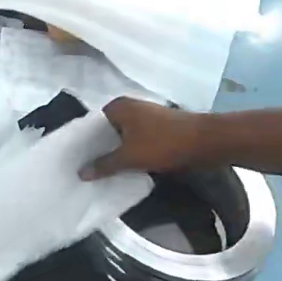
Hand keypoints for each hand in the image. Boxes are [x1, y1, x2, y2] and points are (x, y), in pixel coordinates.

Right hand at [83, 98, 209, 178]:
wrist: (206, 142)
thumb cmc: (163, 143)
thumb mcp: (129, 157)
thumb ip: (104, 165)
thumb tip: (80, 172)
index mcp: (119, 107)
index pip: (92, 124)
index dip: (84, 142)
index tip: (75, 160)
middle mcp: (131, 107)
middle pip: (107, 131)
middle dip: (99, 149)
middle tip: (85, 170)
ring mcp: (147, 118)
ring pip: (123, 138)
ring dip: (116, 153)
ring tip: (102, 173)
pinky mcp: (159, 129)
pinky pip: (137, 142)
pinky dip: (131, 154)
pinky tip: (125, 170)